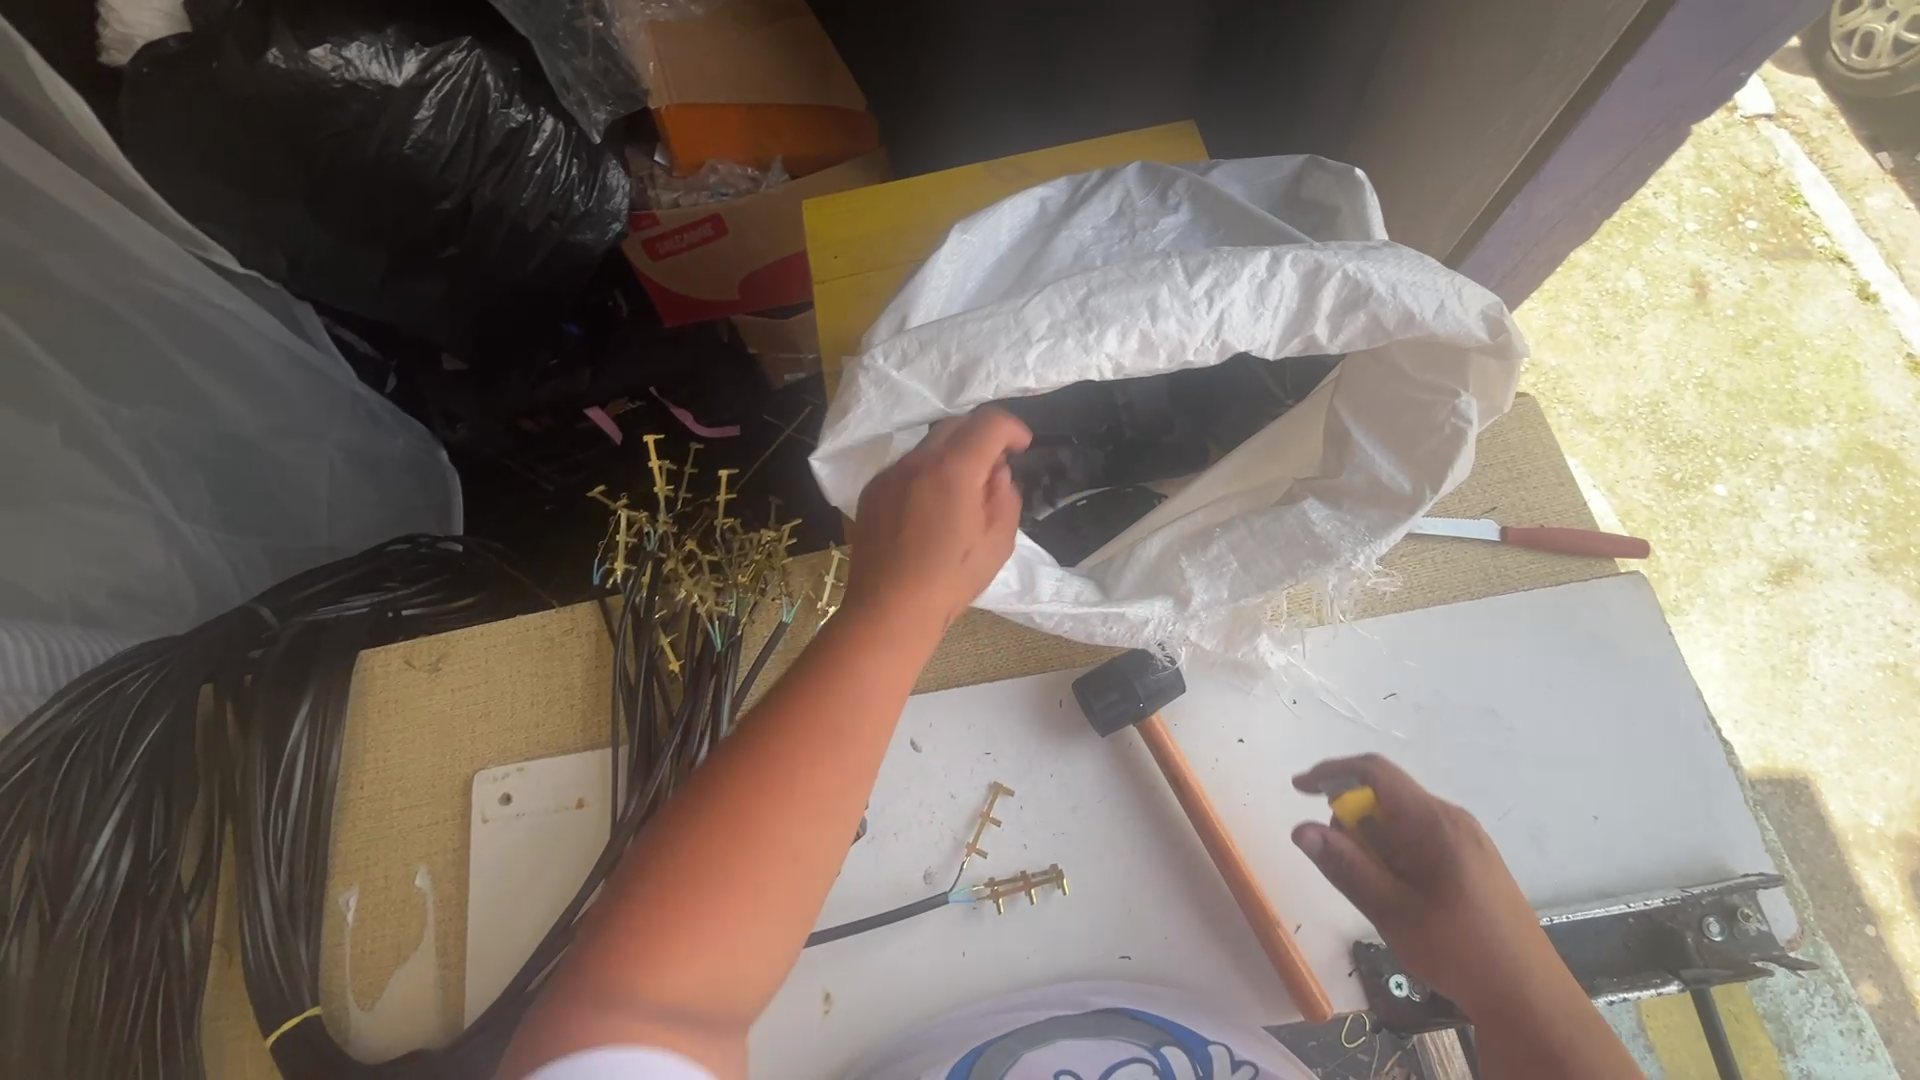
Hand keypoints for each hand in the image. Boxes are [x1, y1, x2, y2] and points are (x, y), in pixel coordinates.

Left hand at [844, 408, 1031, 627]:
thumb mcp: (998, 541)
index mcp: (952, 470)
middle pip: (955, 426)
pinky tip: (930, 510)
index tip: (1022, 446)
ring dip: (952, 456)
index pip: (988, 422)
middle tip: (996, 468)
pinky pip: (906, 468)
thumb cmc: (950, 580)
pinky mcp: (871, 492)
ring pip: (928, 446)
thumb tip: (996, 472)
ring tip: (962, 493)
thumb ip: (1005, 495)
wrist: (889, 610)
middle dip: (982, 437)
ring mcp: (889, 475)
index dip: (1012, 428)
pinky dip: (926, 475)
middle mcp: (916, 462)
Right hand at [1290, 754, 1575, 1021]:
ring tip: (1382, 896)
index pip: (1373, 772)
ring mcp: (1466, 838)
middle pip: (1384, 797)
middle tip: (1350, 873)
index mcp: (1433, 822)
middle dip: (1353, 825)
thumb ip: (1344, 865)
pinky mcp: (1472, 859)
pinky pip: (1417, 837)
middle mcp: (1451, 819)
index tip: (1298, 789)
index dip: (1330, 773)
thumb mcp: (1390, 910)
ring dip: (1374, 845)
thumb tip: (1300, 828)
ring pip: (1399, 820)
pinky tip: (1400, 895)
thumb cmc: (1459, 951)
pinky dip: (1394, 854)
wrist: (1530, 999)